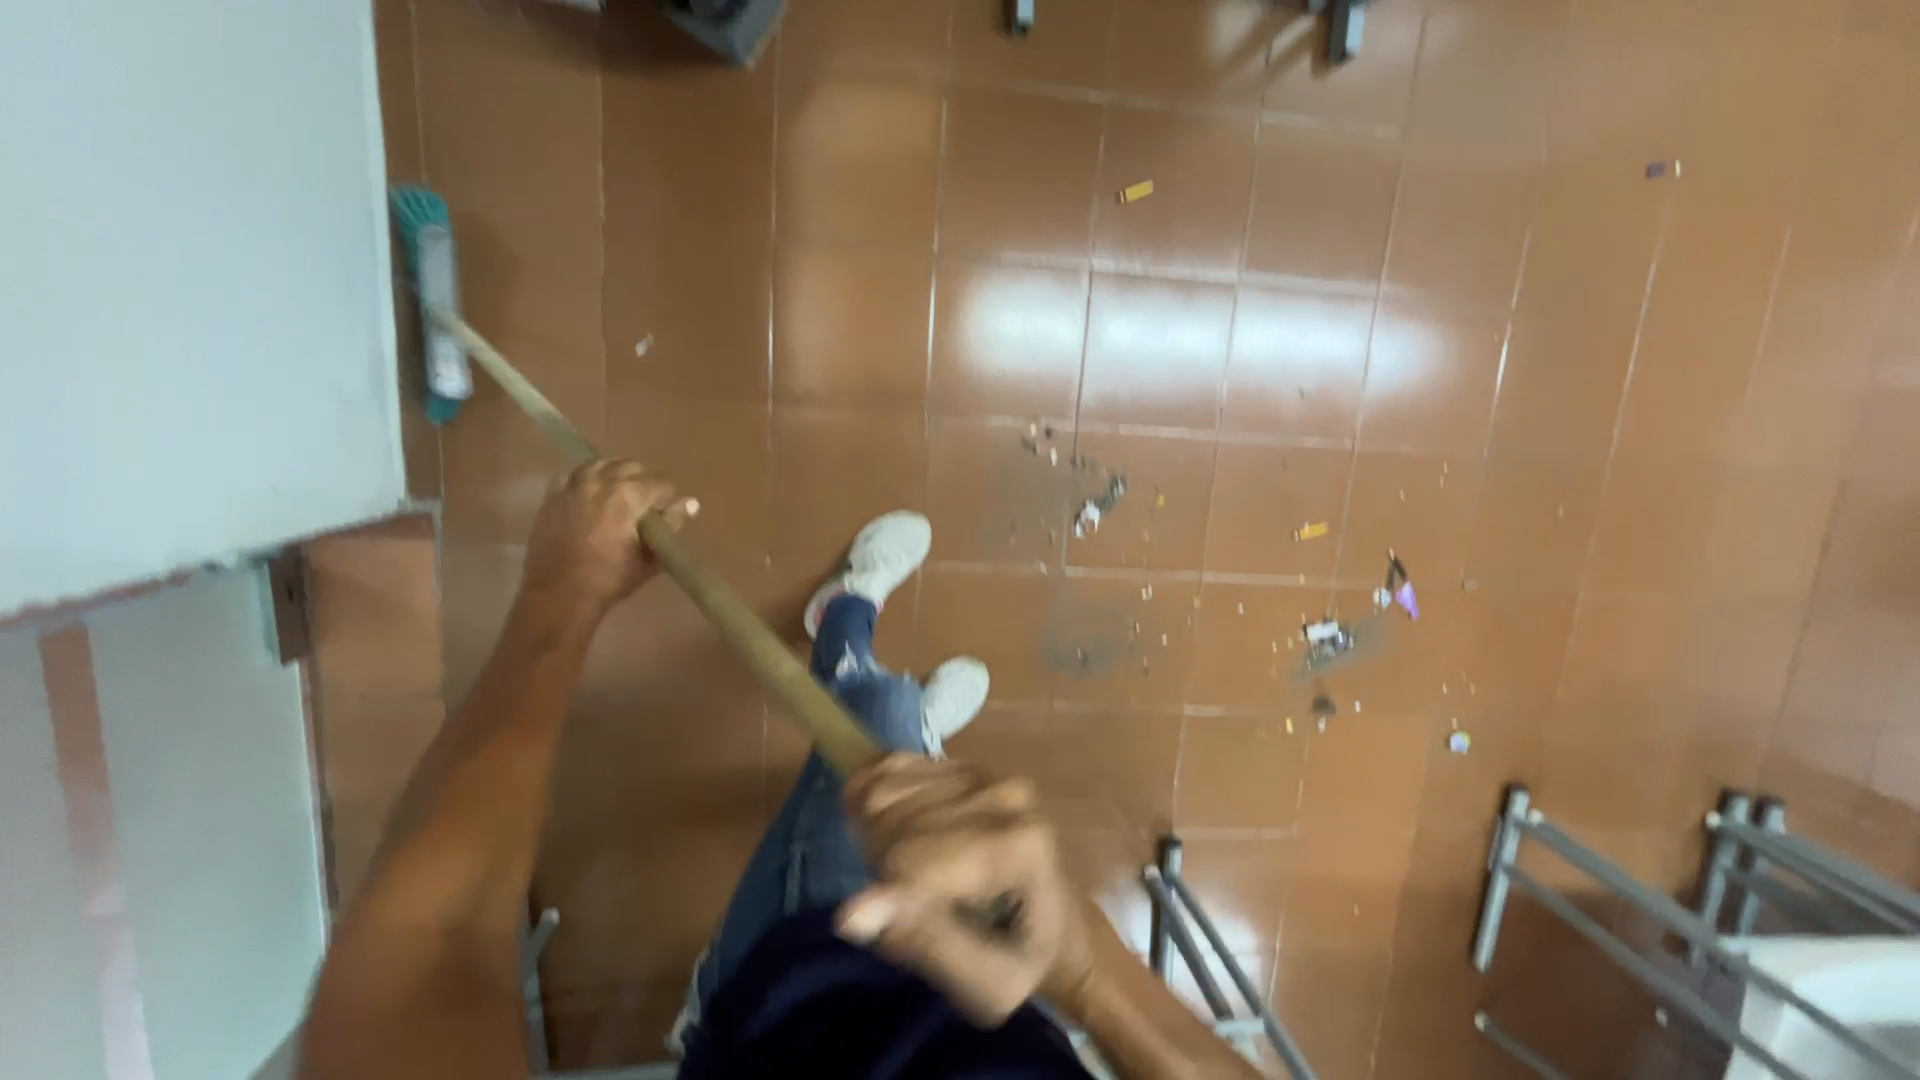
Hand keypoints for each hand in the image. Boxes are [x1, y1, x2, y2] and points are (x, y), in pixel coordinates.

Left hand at [521, 460, 697, 617]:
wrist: (559, 593)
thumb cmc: (611, 578)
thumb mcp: (651, 557)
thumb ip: (672, 524)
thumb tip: (691, 502)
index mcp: (629, 495)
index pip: (662, 483)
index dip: (667, 500)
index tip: (662, 517)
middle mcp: (601, 481)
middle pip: (632, 466)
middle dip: (642, 482)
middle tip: (642, 508)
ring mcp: (573, 485)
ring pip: (602, 464)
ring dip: (614, 476)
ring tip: (616, 498)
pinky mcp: (553, 495)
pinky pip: (575, 476)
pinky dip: (587, 482)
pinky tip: (590, 499)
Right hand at [835, 754, 1093, 1026]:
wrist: (1056, 926)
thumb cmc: (1023, 962)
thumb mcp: (985, 984)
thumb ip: (925, 944)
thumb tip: (852, 914)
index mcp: (1020, 846)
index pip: (910, 857)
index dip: (885, 895)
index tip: (886, 924)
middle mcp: (1004, 794)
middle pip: (891, 820)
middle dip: (880, 866)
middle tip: (909, 903)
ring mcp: (981, 771)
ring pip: (882, 792)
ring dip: (875, 836)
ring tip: (908, 871)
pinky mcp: (960, 763)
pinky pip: (885, 769)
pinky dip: (874, 802)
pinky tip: (900, 833)